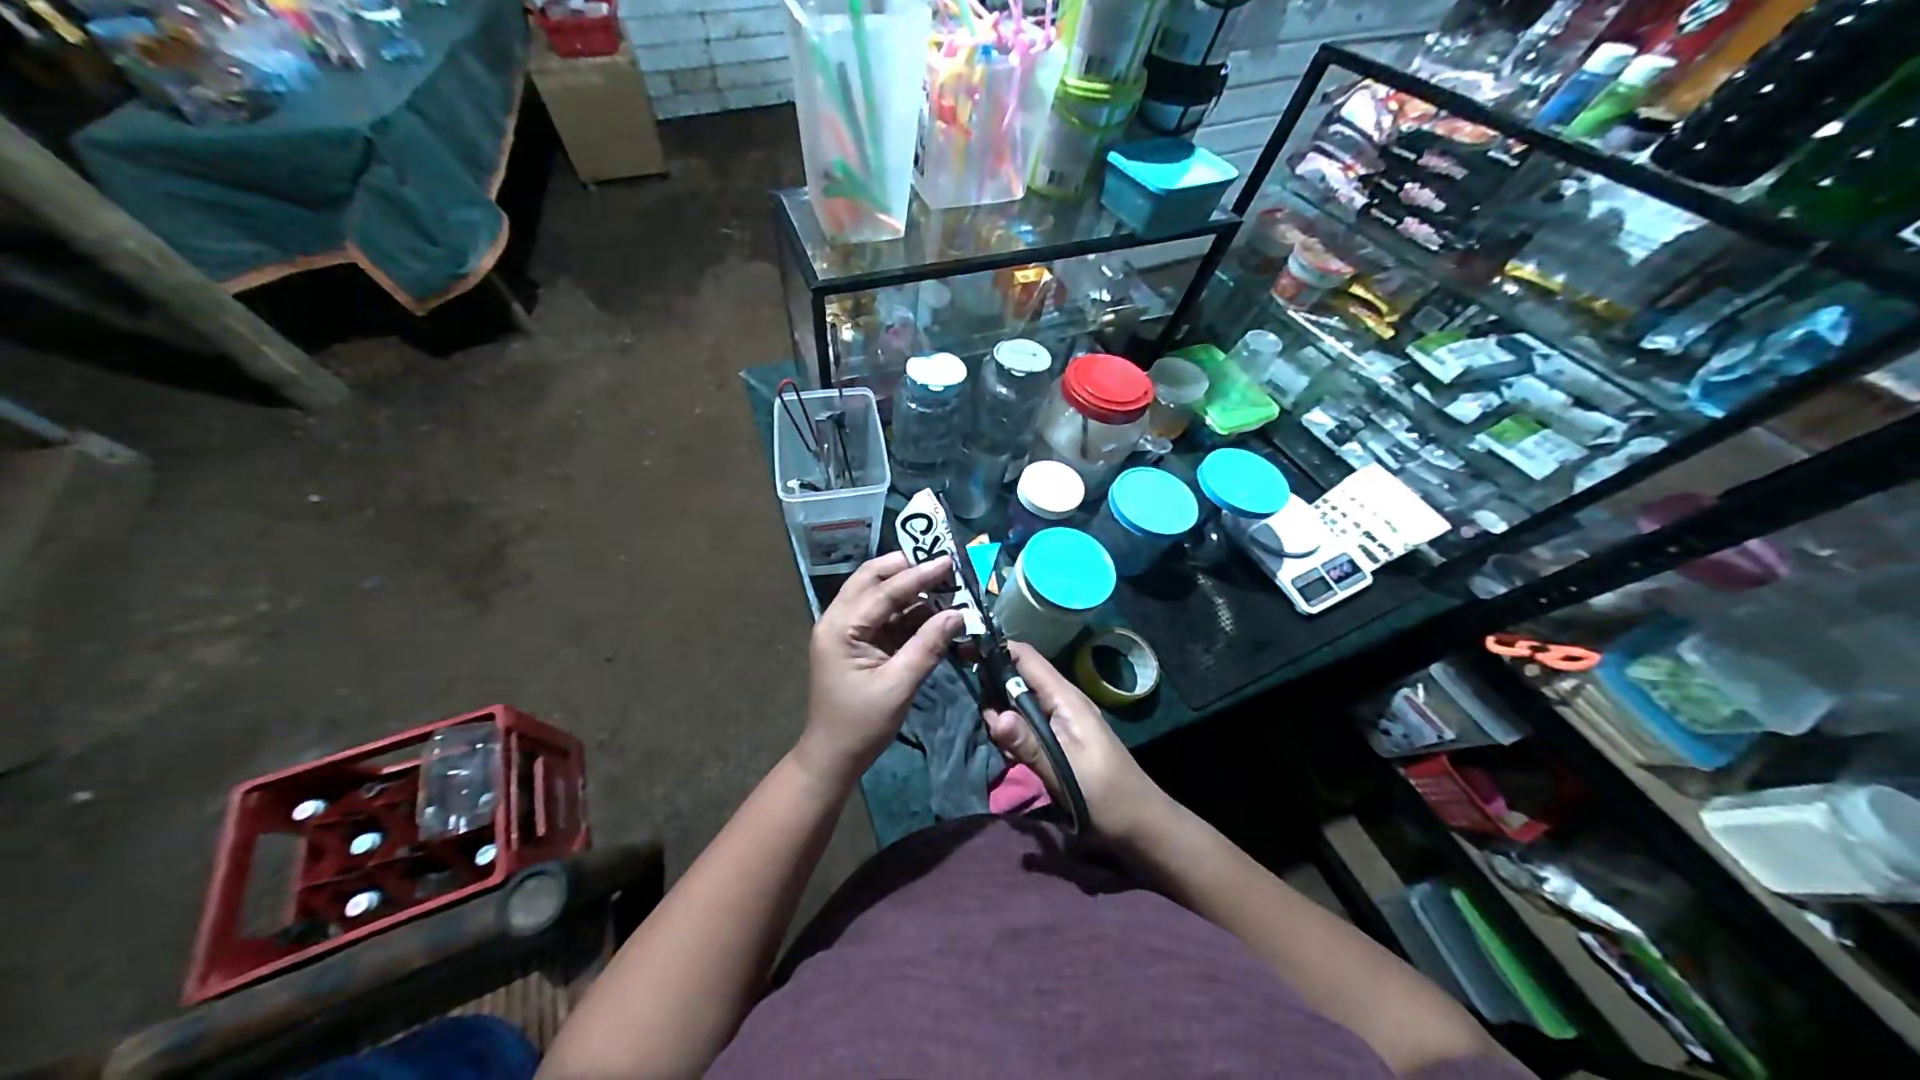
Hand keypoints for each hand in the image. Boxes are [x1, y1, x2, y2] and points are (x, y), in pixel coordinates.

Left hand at [797, 552, 964, 785]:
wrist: (833, 756)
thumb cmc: (861, 724)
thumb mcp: (898, 686)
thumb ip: (928, 646)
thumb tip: (958, 614)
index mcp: (840, 628)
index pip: (883, 592)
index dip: (919, 576)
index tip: (948, 561)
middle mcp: (838, 621)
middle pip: (872, 580)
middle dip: (906, 570)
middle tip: (941, 566)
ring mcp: (845, 631)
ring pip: (877, 595)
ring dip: (908, 589)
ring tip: (943, 586)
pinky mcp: (856, 643)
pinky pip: (882, 616)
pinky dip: (906, 611)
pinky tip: (931, 611)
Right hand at [981, 642, 1173, 843]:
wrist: (1141, 826)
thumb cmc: (1107, 797)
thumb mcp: (1065, 773)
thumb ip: (1029, 745)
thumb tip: (994, 716)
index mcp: (1066, 698)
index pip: (1025, 657)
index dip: (993, 650)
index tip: (960, 653)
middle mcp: (1061, 702)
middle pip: (1018, 677)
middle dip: (990, 686)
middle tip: (966, 707)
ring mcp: (1060, 721)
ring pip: (1019, 702)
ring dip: (998, 713)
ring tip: (981, 731)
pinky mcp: (1058, 739)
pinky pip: (1026, 723)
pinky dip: (1010, 730)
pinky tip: (1001, 747)